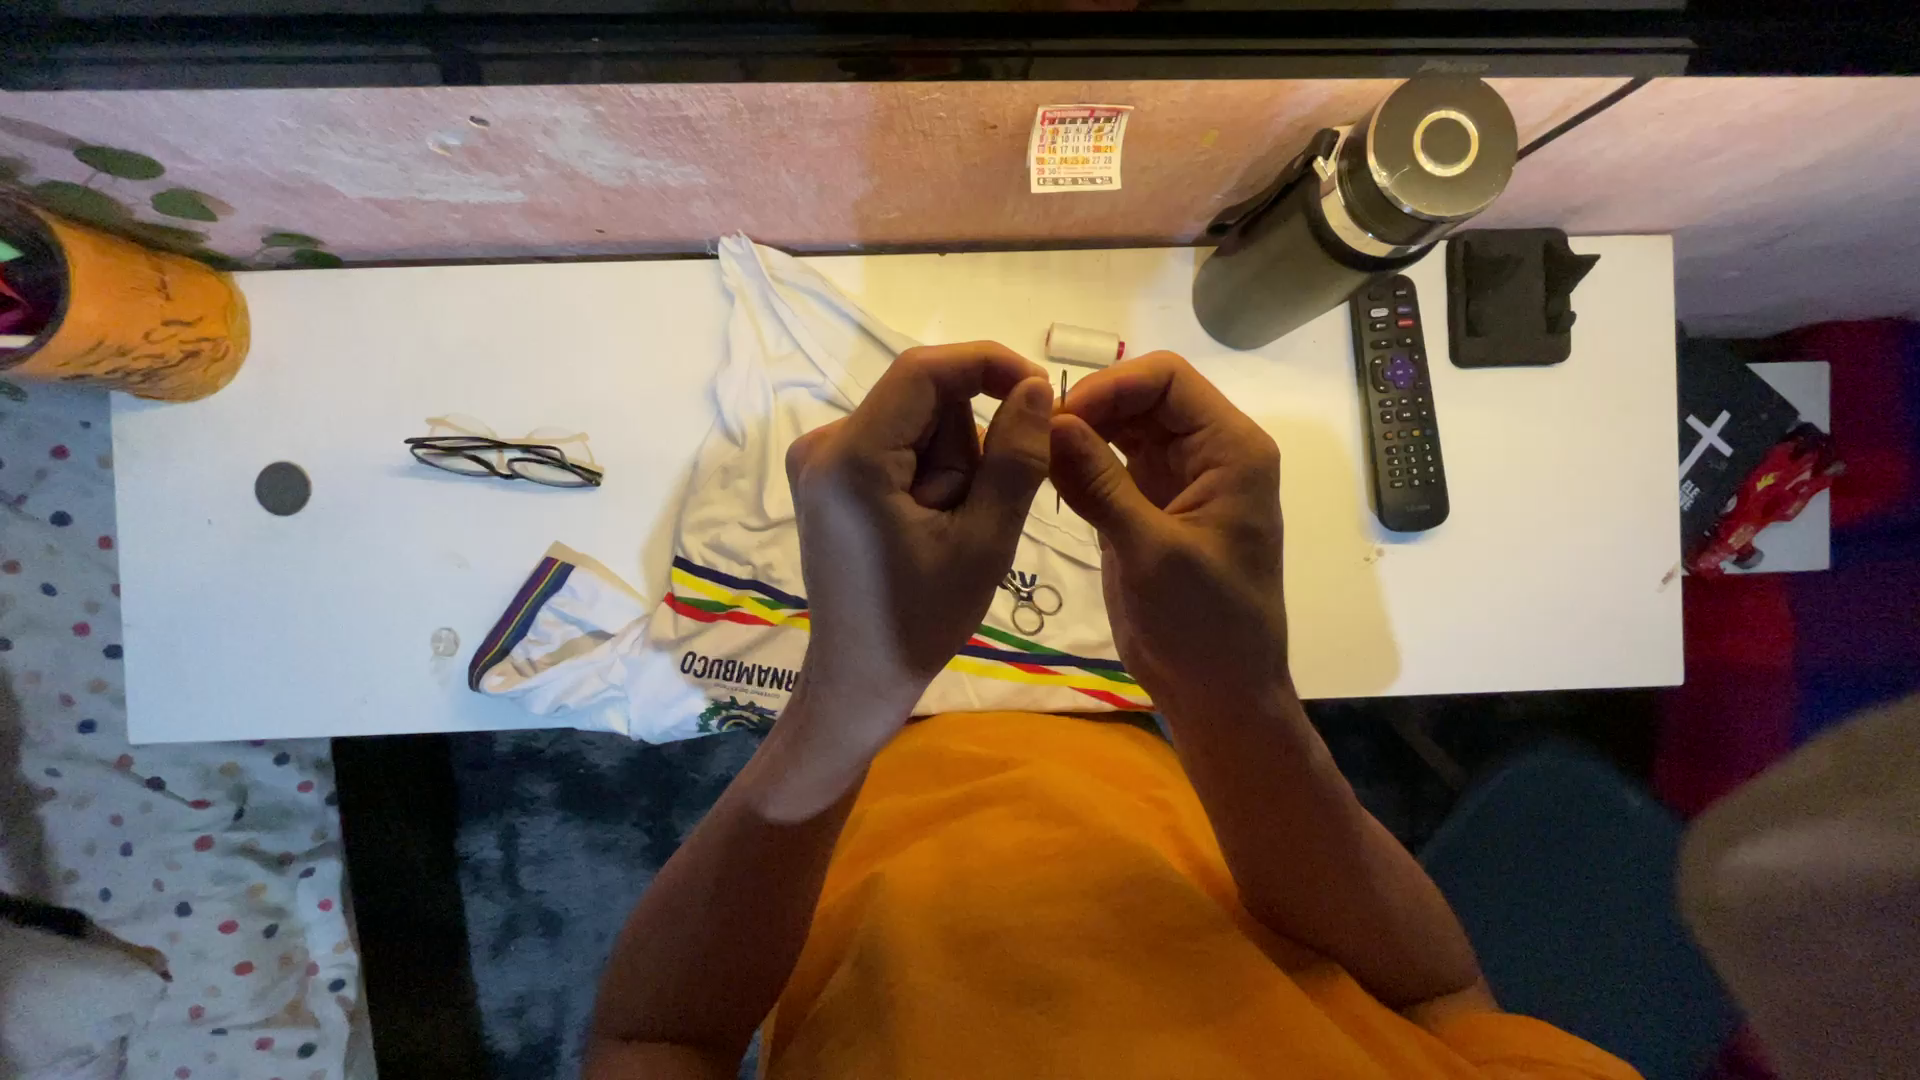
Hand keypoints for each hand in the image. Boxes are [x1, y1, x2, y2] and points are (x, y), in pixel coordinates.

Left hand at [784, 341, 1053, 750]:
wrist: (860, 676)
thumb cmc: (921, 620)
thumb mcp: (984, 541)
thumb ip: (1015, 458)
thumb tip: (1036, 387)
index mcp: (851, 458)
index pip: (924, 370)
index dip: (989, 366)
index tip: (1040, 394)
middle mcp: (822, 445)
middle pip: (923, 401)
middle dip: (966, 444)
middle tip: (971, 516)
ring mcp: (819, 460)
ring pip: (915, 424)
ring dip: (949, 465)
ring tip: (944, 530)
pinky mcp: (827, 477)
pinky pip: (896, 446)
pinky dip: (927, 475)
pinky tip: (926, 525)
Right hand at [1049, 352, 1288, 714]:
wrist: (1217, 690)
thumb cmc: (1204, 624)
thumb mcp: (1151, 550)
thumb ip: (1100, 483)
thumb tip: (1050, 421)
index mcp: (1230, 449)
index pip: (1168, 378)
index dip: (1111, 385)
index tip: (1060, 417)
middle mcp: (1207, 453)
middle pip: (1142, 396)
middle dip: (1090, 407)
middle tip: (1036, 436)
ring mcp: (1176, 479)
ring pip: (1123, 427)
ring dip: (1080, 433)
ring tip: (1034, 452)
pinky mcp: (1148, 506)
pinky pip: (1111, 465)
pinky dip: (1079, 463)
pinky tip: (1046, 474)